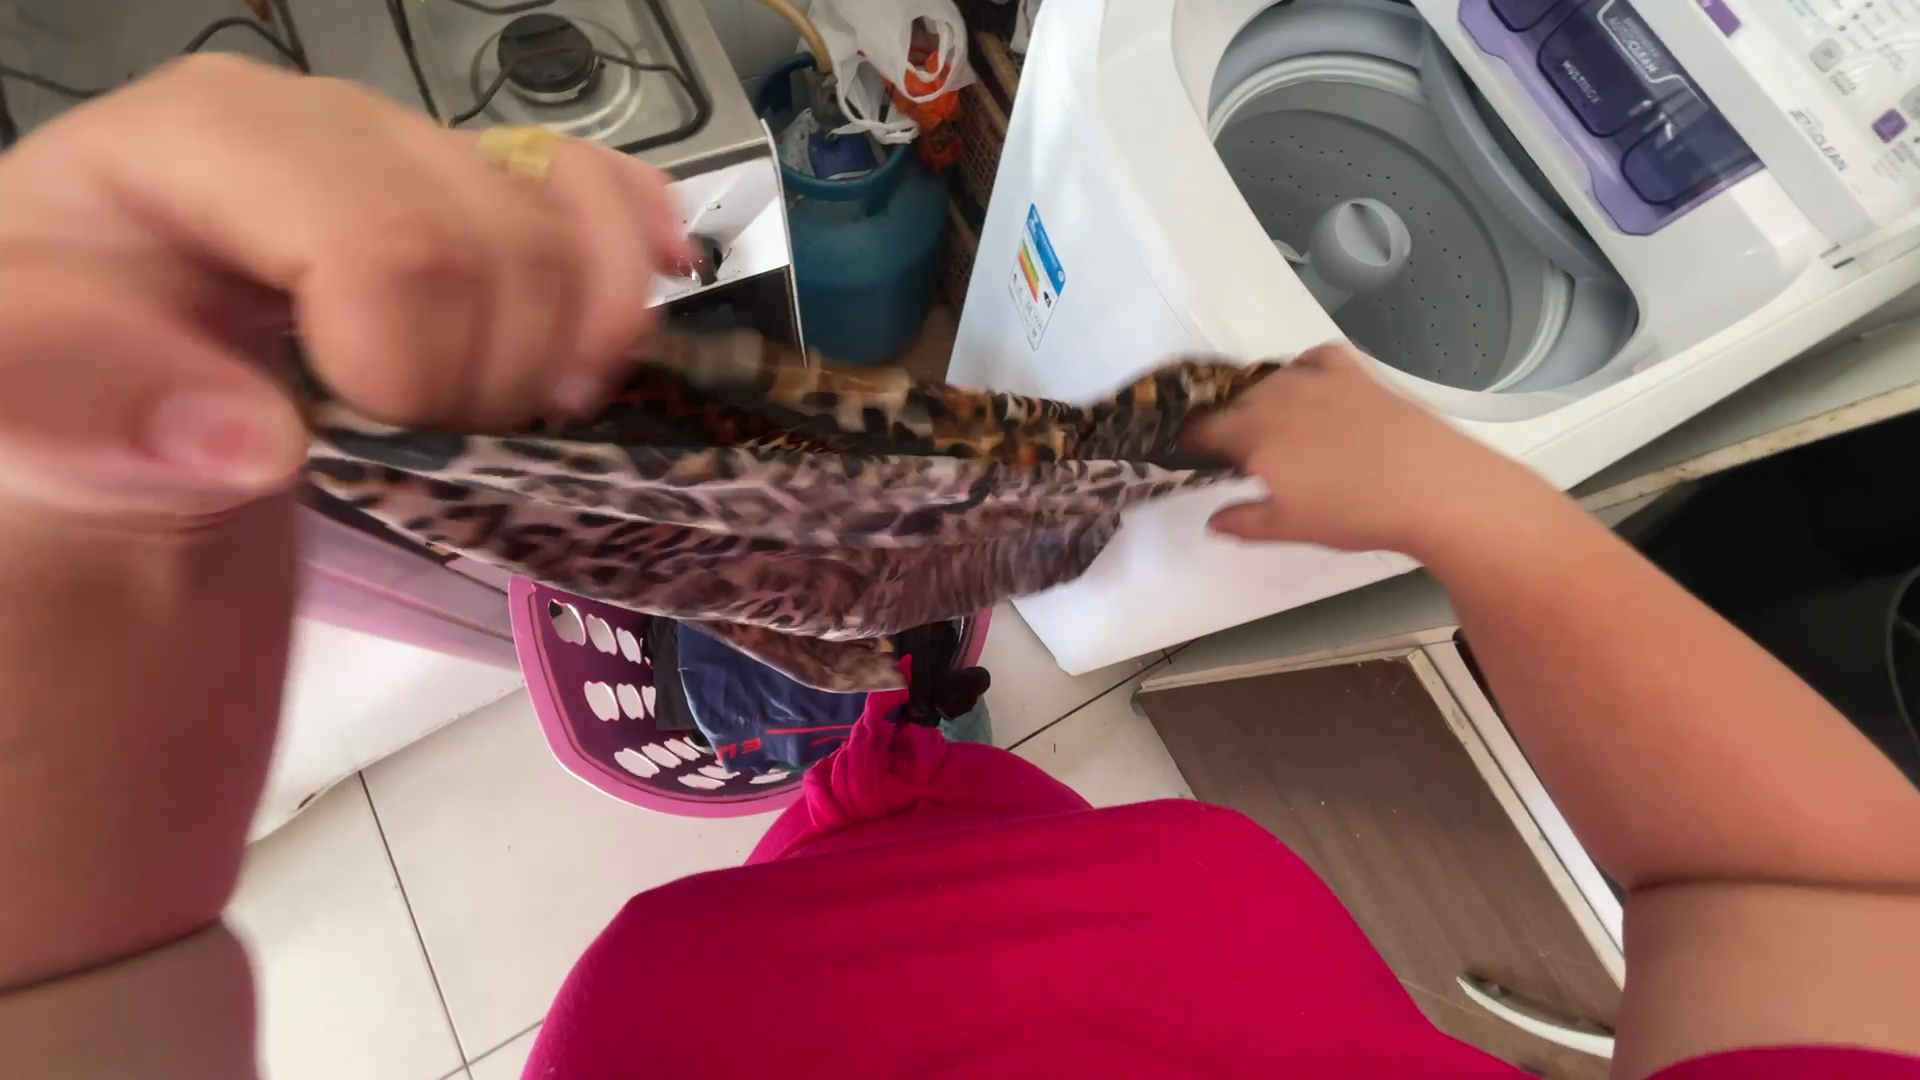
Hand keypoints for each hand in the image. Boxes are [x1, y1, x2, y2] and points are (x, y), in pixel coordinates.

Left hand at [0, 54, 689, 520]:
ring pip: (587, 222)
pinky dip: (646, 239)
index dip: (423, 368)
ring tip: (540, 396)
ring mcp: (441, 150)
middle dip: (503, 374)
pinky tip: (662, 272)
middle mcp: (346, 121)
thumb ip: (86, 412)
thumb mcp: (24, 411)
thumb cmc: (100, 388)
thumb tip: (253, 438)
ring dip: (586, 341)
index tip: (388, 430)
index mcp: (215, 140)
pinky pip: (609, 186)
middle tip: (452, 430)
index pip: (396, 244)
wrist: (171, 381)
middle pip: (511, 245)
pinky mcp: (503, 187)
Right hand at [1183, 342, 1549, 557]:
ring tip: (1262, 424)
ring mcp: (1318, 379)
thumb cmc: (1355, 512)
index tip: (1184, 455)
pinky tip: (1305, 388)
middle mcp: (1277, 396)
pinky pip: (1313, 358)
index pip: (1200, 428)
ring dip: (1252, 398)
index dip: (1185, 441)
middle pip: (1229, 401)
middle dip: (1218, 422)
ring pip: (1265, 379)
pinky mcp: (1355, 373)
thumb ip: (1242, 521)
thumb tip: (1212, 522)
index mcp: (1253, 434)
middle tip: (1225, 452)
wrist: (1437, 488)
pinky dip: (1299, 370)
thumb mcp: (1289, 527)